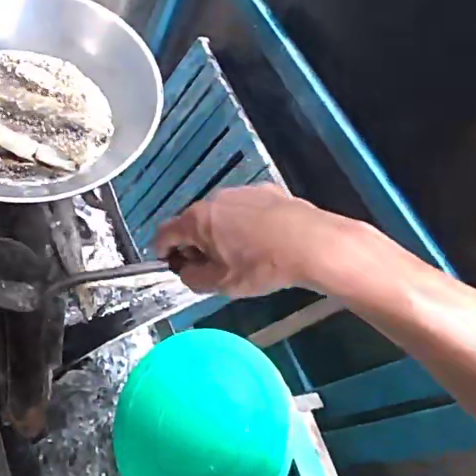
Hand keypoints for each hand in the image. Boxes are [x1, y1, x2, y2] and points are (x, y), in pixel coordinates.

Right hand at [153, 185, 353, 296]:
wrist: (313, 244)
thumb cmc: (262, 266)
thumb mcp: (222, 284)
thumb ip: (193, 278)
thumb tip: (185, 271)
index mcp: (196, 220)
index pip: (164, 233)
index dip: (162, 252)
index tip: (171, 265)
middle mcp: (214, 199)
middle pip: (192, 222)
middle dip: (193, 244)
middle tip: (208, 267)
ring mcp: (241, 192)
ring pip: (219, 214)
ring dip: (219, 233)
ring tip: (239, 256)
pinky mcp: (266, 191)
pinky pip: (244, 209)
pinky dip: (244, 224)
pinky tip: (263, 241)